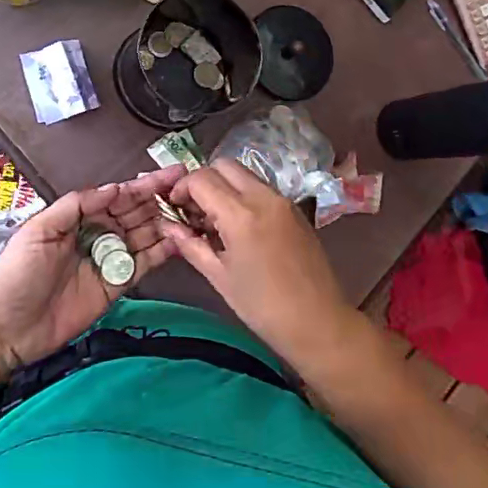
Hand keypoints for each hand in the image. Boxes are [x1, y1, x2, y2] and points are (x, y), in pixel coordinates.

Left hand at [0, 165, 187, 372]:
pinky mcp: (117, 286)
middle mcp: (98, 234)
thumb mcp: (39, 230)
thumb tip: (115, 188)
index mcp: (79, 217)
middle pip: (135, 212)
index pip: (117, 196)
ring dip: (166, 222)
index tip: (170, 175)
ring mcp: (110, 260)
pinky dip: (162, 251)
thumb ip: (77, 206)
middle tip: (189, 189)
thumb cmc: (17, 274)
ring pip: (144, 235)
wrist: (8, 328)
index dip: (143, 185)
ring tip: (192, 211)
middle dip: (160, 199)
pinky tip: (180, 239)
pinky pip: (144, 264)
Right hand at [162, 160, 356, 364]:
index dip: (181, 188)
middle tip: (194, 210)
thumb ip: (190, 245)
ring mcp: (283, 200)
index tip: (175, 208)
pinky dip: (244, 195)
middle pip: (224, 165)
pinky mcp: (295, 209)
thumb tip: (169, 226)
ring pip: (245, 174)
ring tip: (215, 221)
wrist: (318, 322)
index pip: (201, 178)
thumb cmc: (263, 306)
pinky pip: (262, 188)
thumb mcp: (219, 277)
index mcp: (240, 214)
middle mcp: (263, 197)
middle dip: (203, 181)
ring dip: (224, 186)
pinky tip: (239, 227)